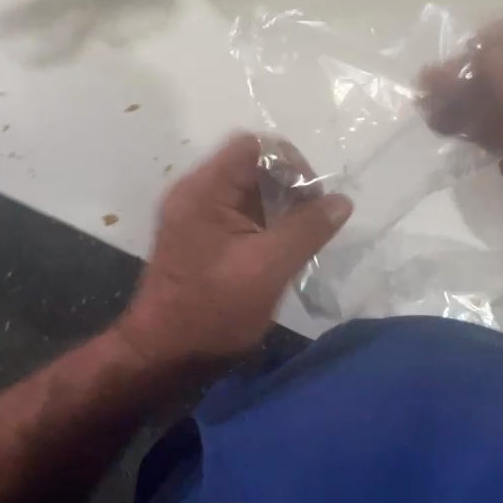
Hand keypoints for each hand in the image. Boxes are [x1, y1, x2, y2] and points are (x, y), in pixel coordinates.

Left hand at [115, 133, 351, 370]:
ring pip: (247, 188)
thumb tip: (340, 201)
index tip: (311, 197)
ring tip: (301, 235)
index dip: (289, 162)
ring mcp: (194, 213)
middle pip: (251, 164)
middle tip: (312, 219)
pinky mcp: (198, 234)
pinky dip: (264, 220)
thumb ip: (306, 230)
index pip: (253, 146)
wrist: (162, 356)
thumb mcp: (267, 269)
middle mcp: (195, 191)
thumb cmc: (212, 311)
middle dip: (288, 185)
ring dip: (278, 205)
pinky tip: (281, 248)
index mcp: (204, 189)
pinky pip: (238, 210)